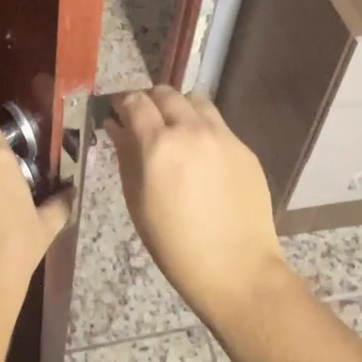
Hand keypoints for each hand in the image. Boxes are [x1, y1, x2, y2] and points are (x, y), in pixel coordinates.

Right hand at [107, 86, 287, 321]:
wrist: (236, 269)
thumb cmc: (175, 245)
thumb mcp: (137, 201)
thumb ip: (126, 156)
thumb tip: (116, 126)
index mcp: (159, 145)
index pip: (135, 101)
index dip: (122, 103)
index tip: (118, 112)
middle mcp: (192, 130)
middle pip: (165, 92)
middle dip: (149, 101)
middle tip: (144, 120)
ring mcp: (223, 137)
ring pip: (195, 101)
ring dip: (179, 108)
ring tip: (175, 131)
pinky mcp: (245, 148)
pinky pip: (218, 124)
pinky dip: (203, 128)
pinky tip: (201, 156)